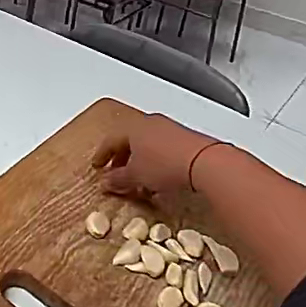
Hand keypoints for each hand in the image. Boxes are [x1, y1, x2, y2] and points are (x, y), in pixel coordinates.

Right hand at [92, 113, 225, 197]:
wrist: (208, 163)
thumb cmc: (165, 164)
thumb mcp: (135, 176)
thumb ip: (117, 179)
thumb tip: (106, 182)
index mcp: (133, 127)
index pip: (111, 140)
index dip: (102, 154)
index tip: (97, 165)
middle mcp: (151, 123)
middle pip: (130, 140)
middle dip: (122, 157)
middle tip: (116, 170)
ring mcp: (171, 129)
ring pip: (148, 144)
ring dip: (141, 160)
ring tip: (140, 177)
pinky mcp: (189, 139)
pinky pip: (165, 148)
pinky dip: (158, 160)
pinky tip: (160, 175)